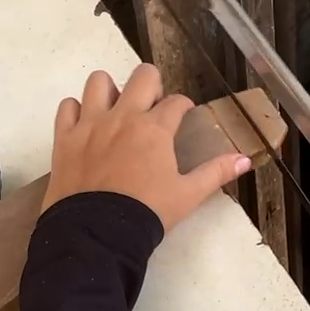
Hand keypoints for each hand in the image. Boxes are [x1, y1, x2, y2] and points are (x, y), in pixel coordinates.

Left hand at [43, 64, 249, 230]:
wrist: (98, 233)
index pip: (176, 102)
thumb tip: (245, 159)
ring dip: (110, 90)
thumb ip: (215, 173)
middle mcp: (123, 117)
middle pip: (142, 76)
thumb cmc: (147, 213)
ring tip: (115, 110)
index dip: (183, 107)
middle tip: (151, 107)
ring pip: (99, 82)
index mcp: (155, 129)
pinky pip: (67, 106)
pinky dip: (76, 110)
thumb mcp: (187, 195)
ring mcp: (90, 124)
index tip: (182, 117)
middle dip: (151, 85)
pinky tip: (84, 124)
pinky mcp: (64, 137)